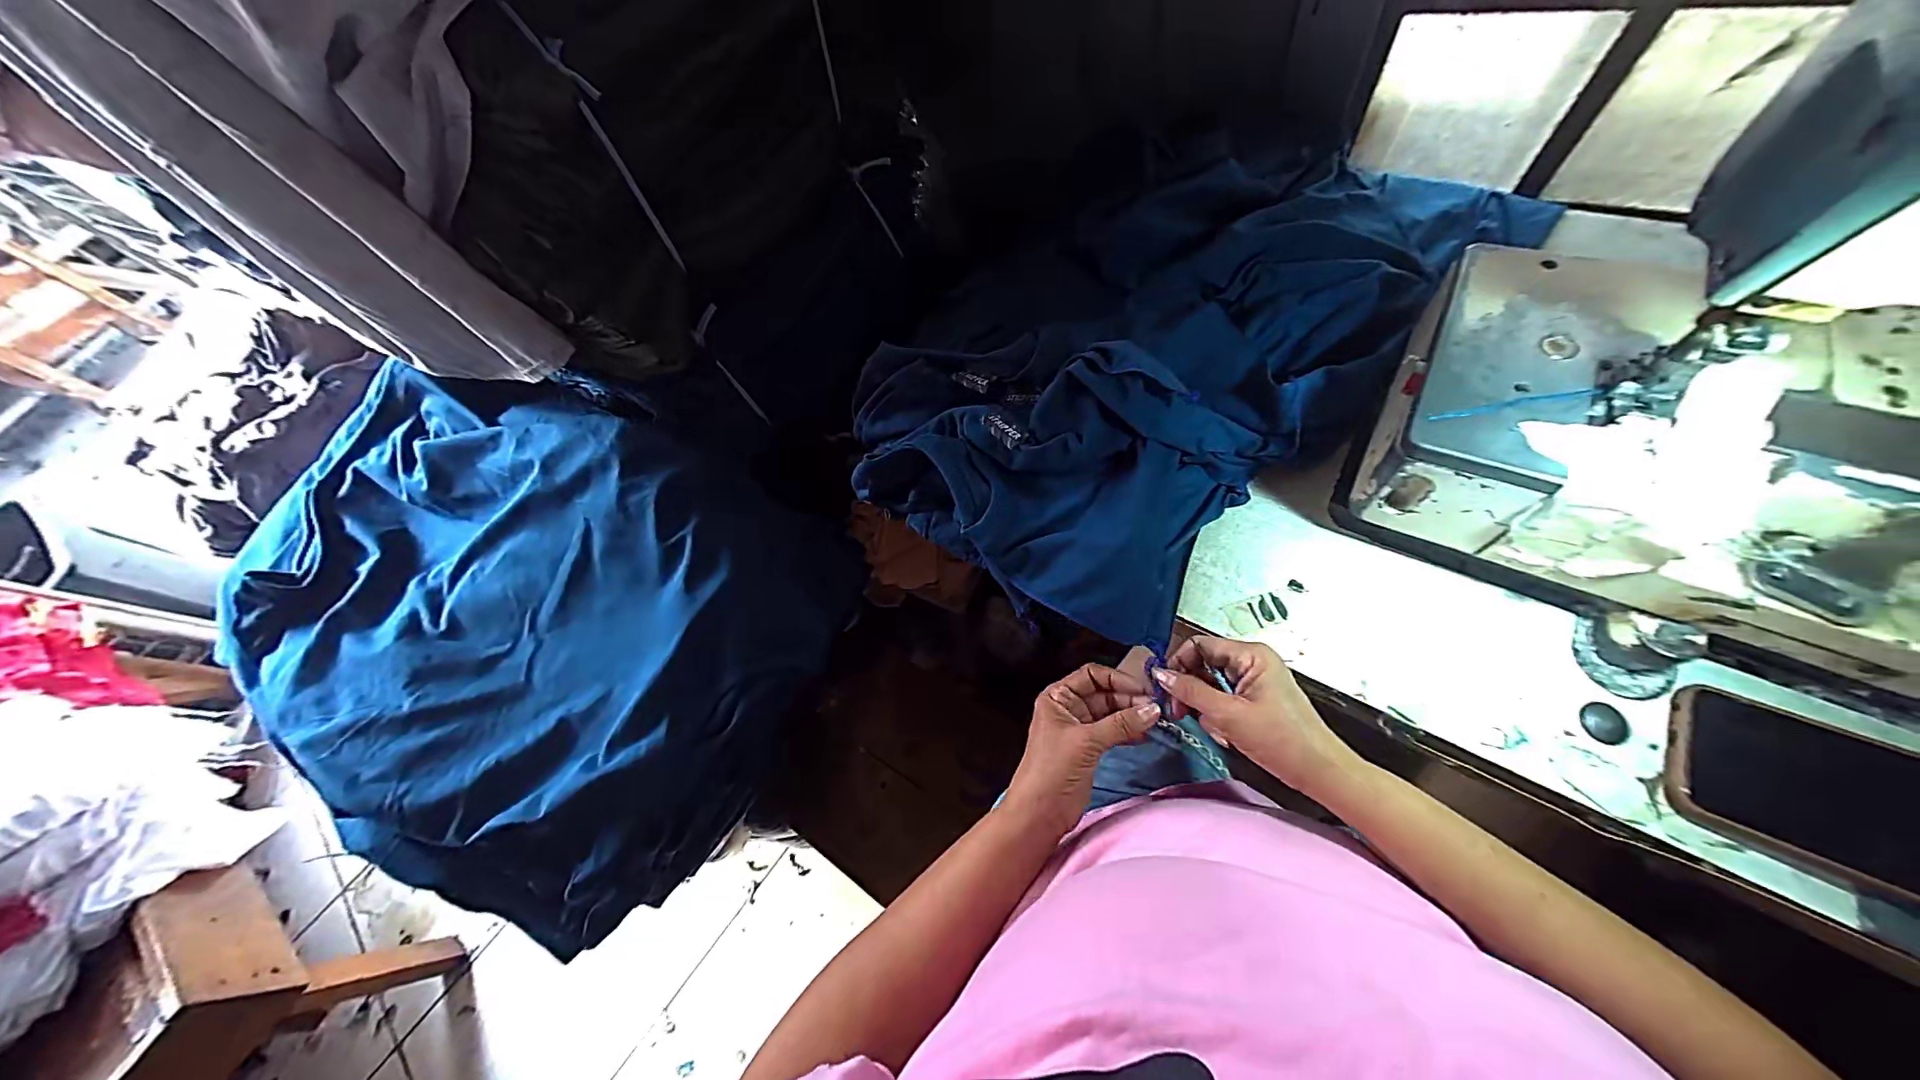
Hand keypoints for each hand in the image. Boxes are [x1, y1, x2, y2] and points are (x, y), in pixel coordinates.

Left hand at [1003, 663, 1159, 834]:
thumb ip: (1120, 723)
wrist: (1039, 813)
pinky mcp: (1090, 748)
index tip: (1144, 690)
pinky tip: (1145, 735)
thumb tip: (1153, 709)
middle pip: (1104, 693)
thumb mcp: (1086, 741)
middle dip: (1129, 698)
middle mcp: (1068, 708)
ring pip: (1111, 712)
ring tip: (1155, 722)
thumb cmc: (1053, 770)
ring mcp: (1079, 729)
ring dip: (1132, 715)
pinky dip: (1129, 731)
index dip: (1117, 679)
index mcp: (1058, 697)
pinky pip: (1113, 731)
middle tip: (1156, 709)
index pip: (1091, 675)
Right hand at [1152, 635, 1359, 795]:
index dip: (1178, 664)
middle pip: (1203, 665)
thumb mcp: (1228, 714)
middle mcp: (1253, 662)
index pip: (1199, 645)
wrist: (1319, 772)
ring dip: (1205, 707)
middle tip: (1181, 711)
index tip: (1166, 688)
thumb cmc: (1285, 741)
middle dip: (1190, 690)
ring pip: (1210, 685)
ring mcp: (1254, 681)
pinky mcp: (1255, 699)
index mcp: (1252, 655)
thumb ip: (1191, 691)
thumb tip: (1162, 675)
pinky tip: (1227, 733)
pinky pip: (1223, 699)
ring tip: (1217, 728)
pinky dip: (1218, 716)